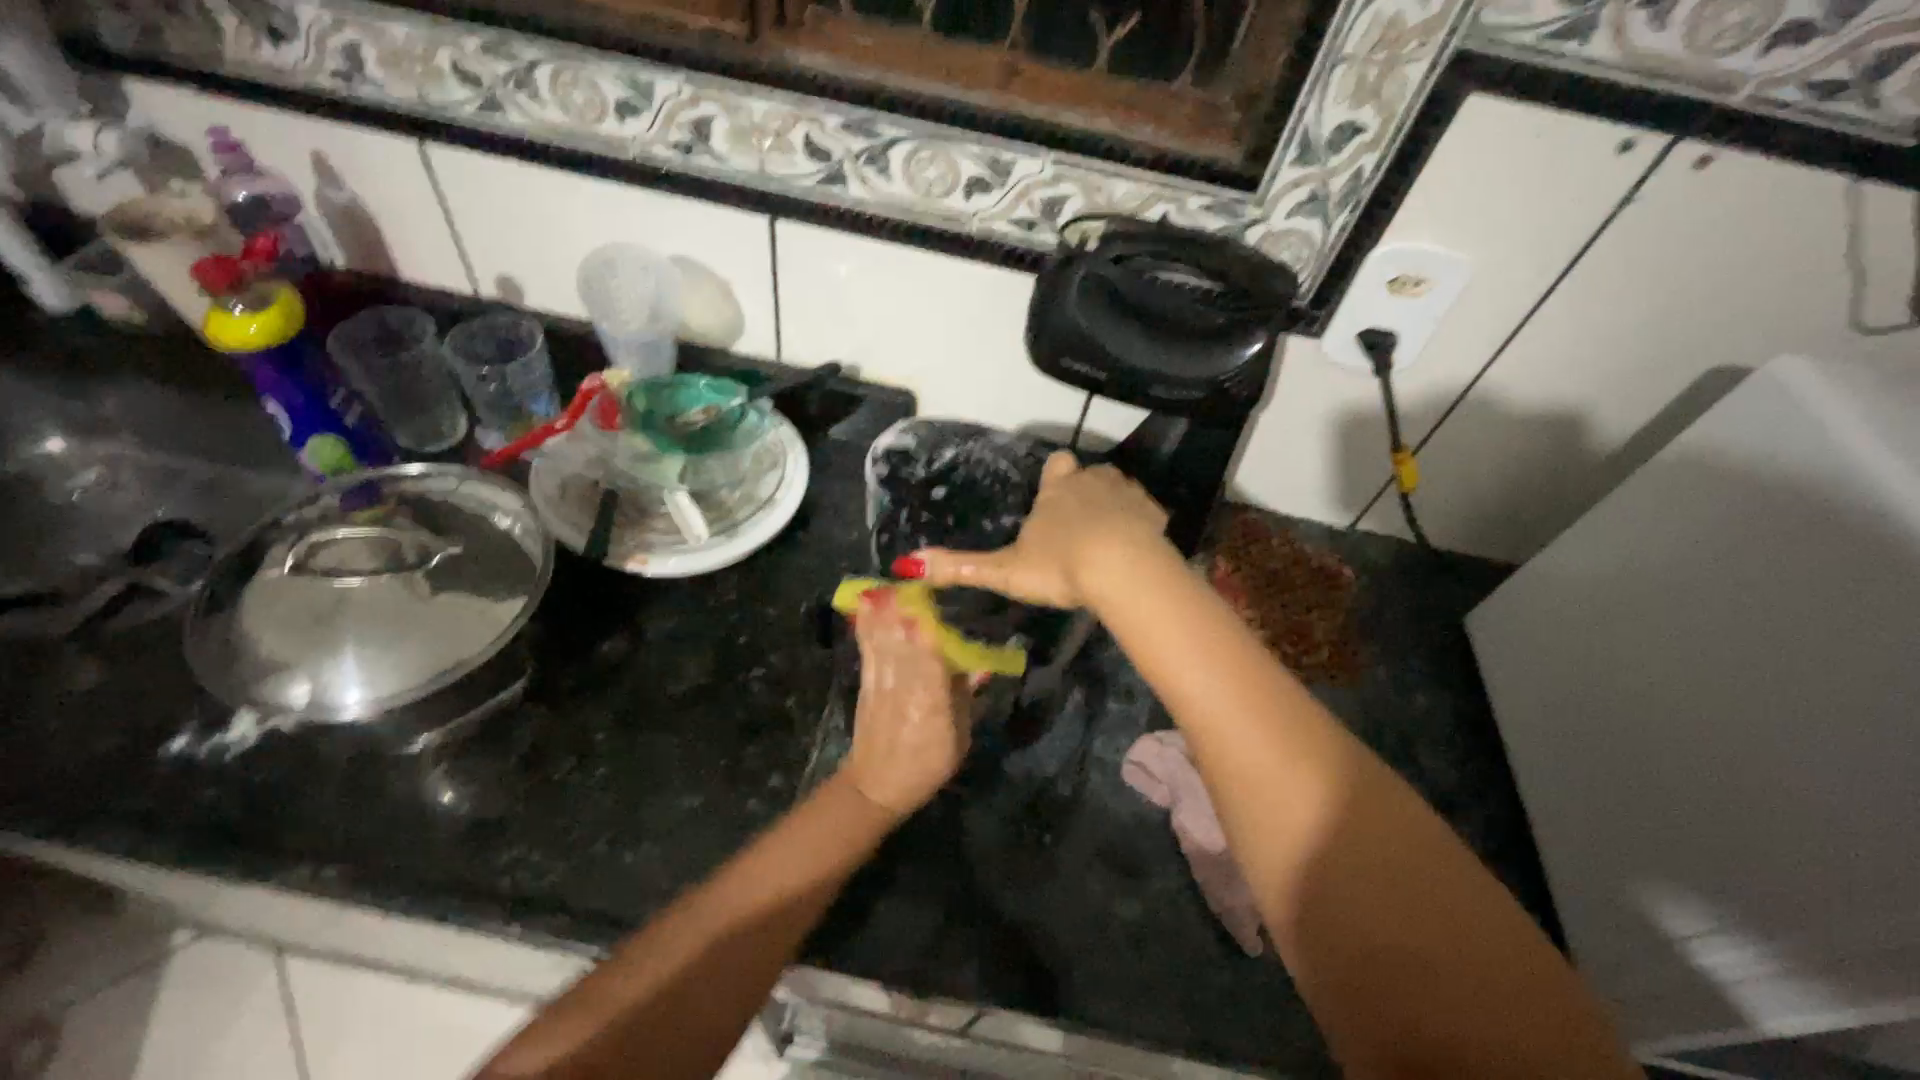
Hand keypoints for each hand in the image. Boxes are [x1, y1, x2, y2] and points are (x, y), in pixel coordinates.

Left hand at [842, 591, 973, 817]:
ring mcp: (882, 686)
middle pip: (905, 647)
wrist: (877, 784)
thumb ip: (965, 698)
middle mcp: (905, 692)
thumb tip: (981, 665)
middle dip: (905, 615)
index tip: (934, 606)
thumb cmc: (928, 763)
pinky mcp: (866, 684)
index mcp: (932, 707)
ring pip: (885, 645)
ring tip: (886, 585)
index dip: (929, 635)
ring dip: (885, 614)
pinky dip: (867, 627)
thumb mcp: (959, 736)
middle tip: (910, 583)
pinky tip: (866, 605)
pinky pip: (868, 650)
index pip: (932, 665)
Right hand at [908, 452, 1172, 609]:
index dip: (1055, 477)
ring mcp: (1129, 495)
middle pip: (1090, 474)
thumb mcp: (1004, 570)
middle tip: (1078, 525)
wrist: (1122, 569)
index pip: (1057, 464)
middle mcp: (1093, 480)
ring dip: (1114, 506)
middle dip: (1085, 492)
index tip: (1053, 493)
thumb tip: (907, 565)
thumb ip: (960, 567)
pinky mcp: (1157, 515)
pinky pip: (1148, 513)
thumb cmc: (1059, 565)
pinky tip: (1136, 550)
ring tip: (1108, 538)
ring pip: (1120, 489)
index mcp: (1057, 488)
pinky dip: (1142, 527)